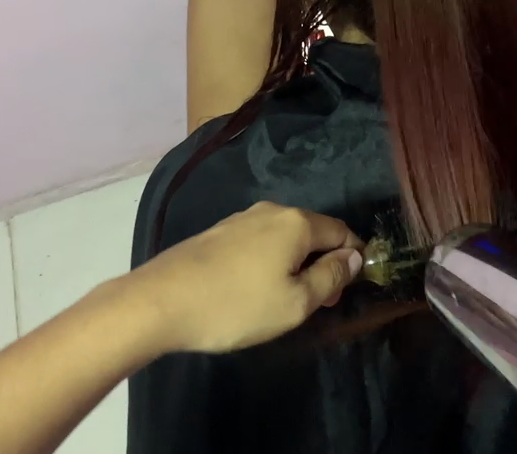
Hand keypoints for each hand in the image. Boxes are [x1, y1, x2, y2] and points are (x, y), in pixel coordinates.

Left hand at [124, 201, 364, 353]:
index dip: (354, 257)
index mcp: (297, 222)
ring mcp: (243, 218)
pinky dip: (271, 260)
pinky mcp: (220, 232)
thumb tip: (355, 256)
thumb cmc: (237, 305)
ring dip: (297, 262)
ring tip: (289, 299)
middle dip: (325, 261)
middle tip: (322, 302)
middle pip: (313, 231)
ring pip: (285, 236)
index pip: (341, 231)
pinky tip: (257, 287)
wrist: (162, 300)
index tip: (352, 287)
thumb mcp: (294, 303)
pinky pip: (261, 241)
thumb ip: (330, 278)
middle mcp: (273, 210)